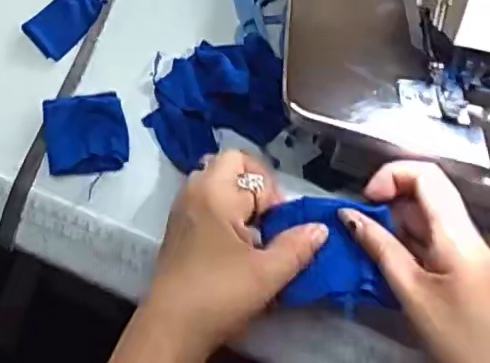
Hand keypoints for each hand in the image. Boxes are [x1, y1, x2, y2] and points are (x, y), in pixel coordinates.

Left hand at [112, 150, 327, 362]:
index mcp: (213, 189)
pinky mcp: (177, 227)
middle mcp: (194, 188)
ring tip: (252, 235)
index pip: (247, 163)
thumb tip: (320, 227)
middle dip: (254, 188)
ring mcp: (182, 207)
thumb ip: (295, 247)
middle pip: (230, 166)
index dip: (269, 190)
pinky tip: (232, 247)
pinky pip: (205, 201)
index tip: (279, 222)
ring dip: (238, 201)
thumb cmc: (218, 293)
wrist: (170, 327)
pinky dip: (222, 213)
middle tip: (268, 222)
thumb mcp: (265, 274)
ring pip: (217, 184)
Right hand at [339, 162, 489, 362]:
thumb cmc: (465, 349)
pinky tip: (403, 271)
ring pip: (436, 220)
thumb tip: (351, 216)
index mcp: (461, 237)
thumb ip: (381, 249)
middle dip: (392, 203)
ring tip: (380, 251)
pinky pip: (444, 244)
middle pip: (430, 194)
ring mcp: (482, 259)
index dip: (391, 175)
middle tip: (368, 227)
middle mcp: (476, 240)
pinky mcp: (482, 278)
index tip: (368, 199)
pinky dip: (418, 247)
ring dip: (403, 226)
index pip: (426, 174)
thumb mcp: (414, 296)